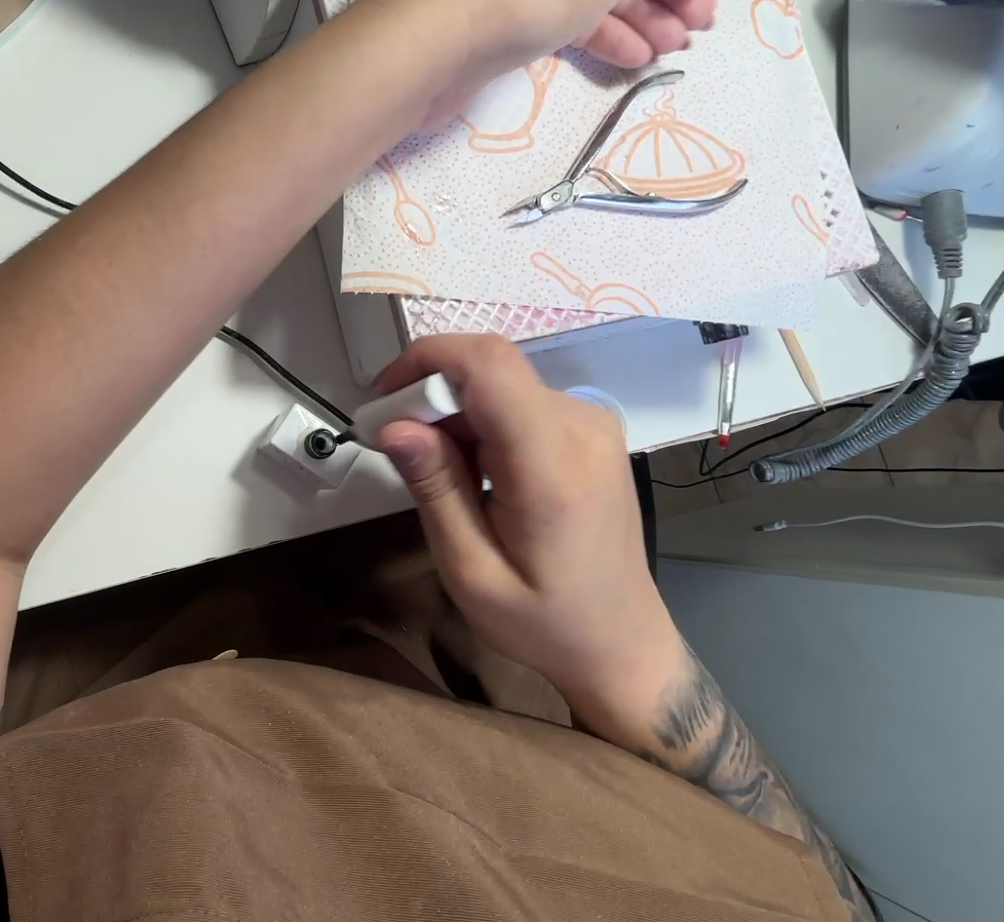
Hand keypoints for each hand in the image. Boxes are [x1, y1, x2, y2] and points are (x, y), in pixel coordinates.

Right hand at [371, 336, 680, 698]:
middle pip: (489, 369)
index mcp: (551, 466)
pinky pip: (519, 400)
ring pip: (500, 382)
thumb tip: (394, 426)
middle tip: (398, 447)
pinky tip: (473, 472)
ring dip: (454, 413)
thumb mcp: (470, 570)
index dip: (426, 360)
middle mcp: (580, 428)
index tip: (384, 401)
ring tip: (438, 473)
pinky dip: (480, 421)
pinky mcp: (589, 431)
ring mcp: (592, 425)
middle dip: (430, 394)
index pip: (488, 365)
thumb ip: (435, 490)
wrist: (620, 642)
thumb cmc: (543, 621)